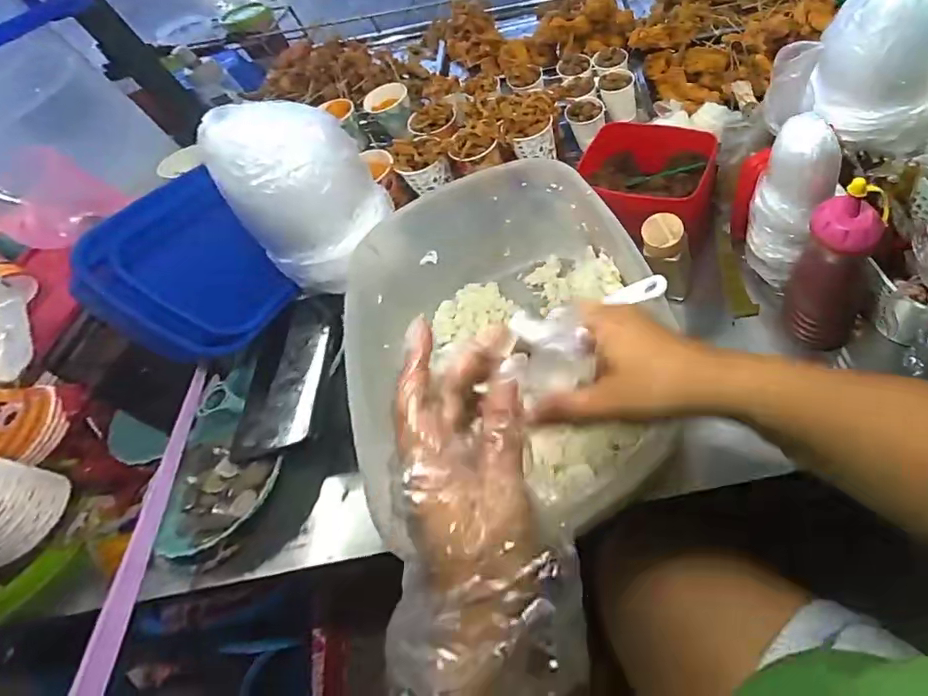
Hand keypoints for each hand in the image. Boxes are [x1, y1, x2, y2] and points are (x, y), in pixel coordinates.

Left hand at [393, 318, 537, 598]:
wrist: (484, 601)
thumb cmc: (485, 544)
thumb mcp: (499, 484)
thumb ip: (503, 427)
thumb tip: (508, 374)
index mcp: (425, 459)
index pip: (412, 400)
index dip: (415, 362)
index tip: (423, 325)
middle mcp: (431, 457)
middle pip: (442, 399)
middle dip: (466, 363)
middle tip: (500, 334)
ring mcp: (450, 466)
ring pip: (461, 411)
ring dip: (483, 381)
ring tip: (511, 355)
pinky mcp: (469, 476)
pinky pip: (478, 428)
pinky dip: (494, 406)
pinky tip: (515, 393)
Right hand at [533, 303, 727, 423]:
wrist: (708, 381)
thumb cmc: (654, 385)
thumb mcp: (606, 401)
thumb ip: (565, 406)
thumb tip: (526, 412)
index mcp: (601, 318)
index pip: (557, 317)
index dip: (540, 339)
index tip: (526, 365)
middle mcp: (616, 310)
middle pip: (576, 324)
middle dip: (560, 350)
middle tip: (544, 380)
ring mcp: (634, 319)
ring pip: (596, 332)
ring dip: (582, 354)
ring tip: (568, 383)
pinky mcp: (648, 332)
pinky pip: (613, 337)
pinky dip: (602, 354)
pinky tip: (600, 379)